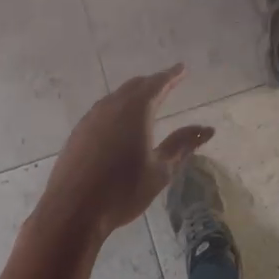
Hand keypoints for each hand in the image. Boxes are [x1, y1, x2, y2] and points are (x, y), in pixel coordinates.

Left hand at [37, 66, 214, 237]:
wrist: (72, 211)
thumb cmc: (122, 190)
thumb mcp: (160, 170)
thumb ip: (182, 145)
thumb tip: (206, 129)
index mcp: (136, 110)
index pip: (158, 84)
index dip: (172, 75)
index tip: (182, 68)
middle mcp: (112, 106)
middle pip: (135, 86)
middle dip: (153, 83)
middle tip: (167, 82)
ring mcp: (91, 118)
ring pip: (116, 96)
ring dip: (133, 94)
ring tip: (144, 100)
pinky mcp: (78, 133)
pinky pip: (102, 110)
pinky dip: (116, 108)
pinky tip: (118, 123)